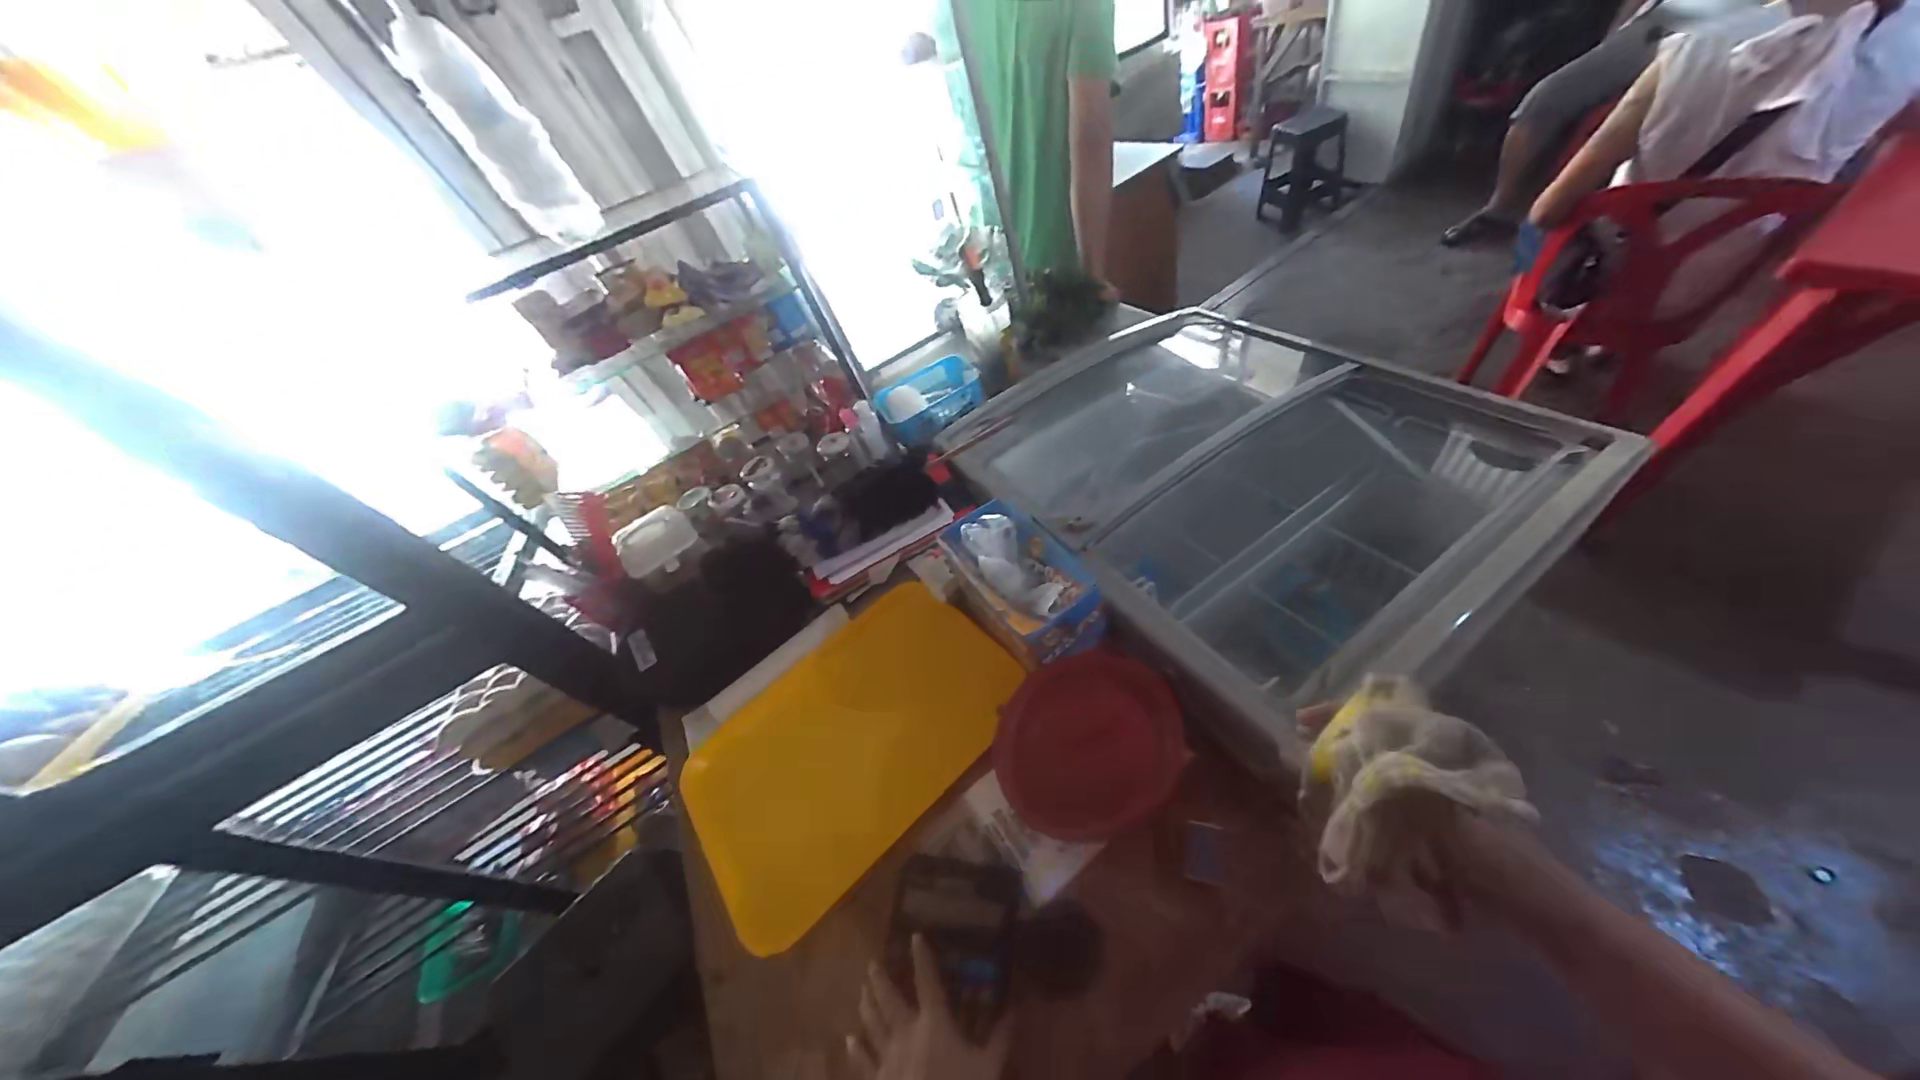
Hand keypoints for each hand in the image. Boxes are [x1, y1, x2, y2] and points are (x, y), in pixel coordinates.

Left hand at [847, 934, 1010, 1079]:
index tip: (915, 936)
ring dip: (866, 1006)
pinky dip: (855, 1049)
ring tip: (861, 991)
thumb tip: (1016, 1010)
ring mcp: (888, 1059)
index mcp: (934, 1024)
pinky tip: (848, 1038)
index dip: (922, 958)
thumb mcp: (989, 1067)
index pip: (927, 982)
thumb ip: (1001, 1038)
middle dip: (880, 981)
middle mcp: (906, 1034)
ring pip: (872, 1025)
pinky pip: (863, 1062)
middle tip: (871, 964)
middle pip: (889, 1000)